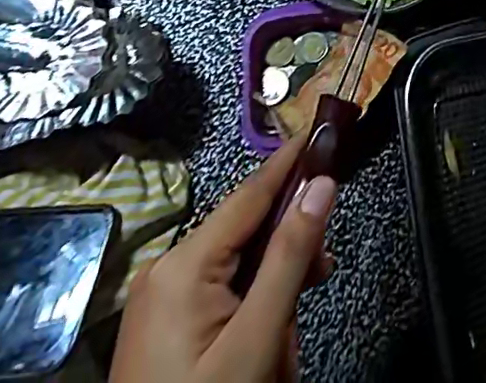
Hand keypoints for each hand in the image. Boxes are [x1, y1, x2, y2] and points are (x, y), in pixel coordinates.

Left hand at [112, 135, 337, 382]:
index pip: (248, 195)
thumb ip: (290, 260)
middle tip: (322, 274)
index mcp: (183, 264)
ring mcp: (163, 298)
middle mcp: (168, 269)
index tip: (319, 132)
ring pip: (237, 271)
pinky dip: (251, 312)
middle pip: (244, 236)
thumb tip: (320, 187)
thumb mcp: (256, 341)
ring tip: (281, 353)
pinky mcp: (166, 324)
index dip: (287, 162)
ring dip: (271, 297)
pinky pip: (220, 298)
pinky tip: (267, 350)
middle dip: (285, 256)